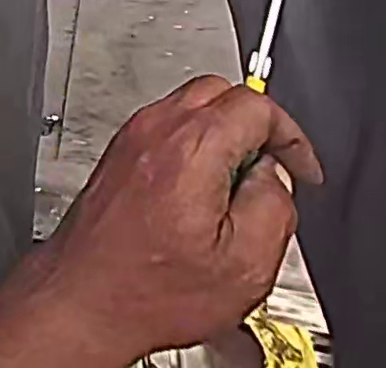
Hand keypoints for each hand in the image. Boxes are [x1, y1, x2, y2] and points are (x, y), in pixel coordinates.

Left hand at [0, 76, 320, 365]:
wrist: (85, 296)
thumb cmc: (148, 289)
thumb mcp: (243, 267)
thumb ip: (274, 208)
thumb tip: (277, 176)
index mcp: (192, 148)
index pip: (256, 105)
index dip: (290, 135)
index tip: (300, 166)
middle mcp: (159, 128)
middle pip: (223, 89)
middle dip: (257, 122)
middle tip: (272, 164)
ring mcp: (136, 132)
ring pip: (194, 100)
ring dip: (225, 128)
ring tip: (236, 182)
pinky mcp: (123, 145)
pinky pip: (170, 120)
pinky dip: (195, 138)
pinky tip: (201, 186)